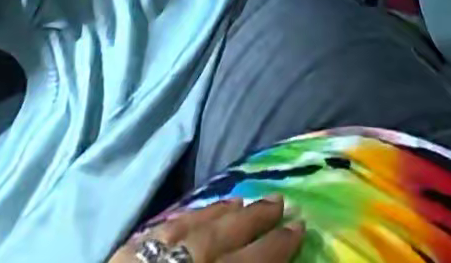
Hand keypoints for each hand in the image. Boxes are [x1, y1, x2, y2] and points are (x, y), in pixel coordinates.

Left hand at [109, 197, 304, 262]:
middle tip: (279, 202)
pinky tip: (189, 217)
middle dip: (251, 221)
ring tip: (240, 202)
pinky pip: (150, 236)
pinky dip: (176, 223)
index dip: (273, 248)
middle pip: (215, 240)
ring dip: (215, 215)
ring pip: (183, 230)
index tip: (300, 227)